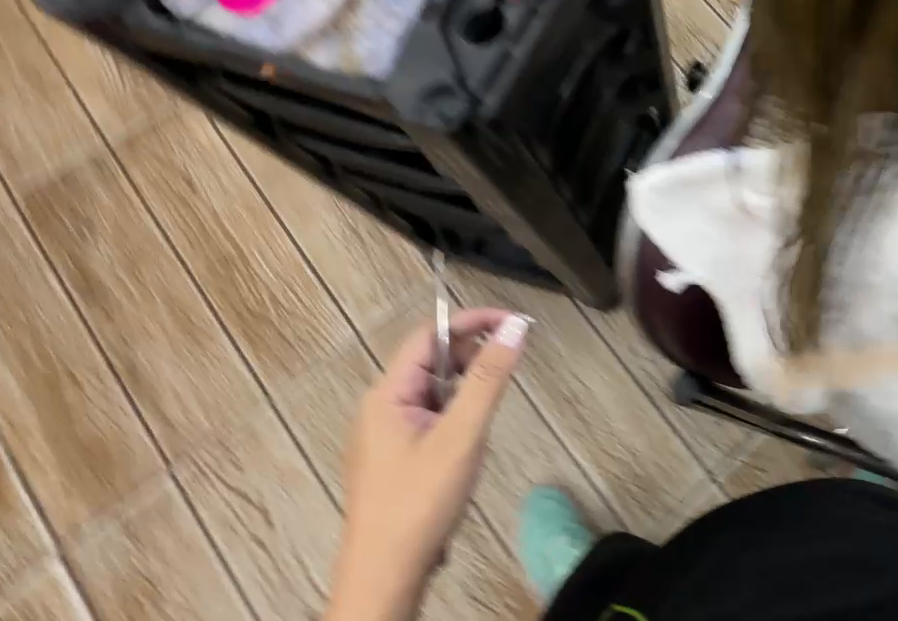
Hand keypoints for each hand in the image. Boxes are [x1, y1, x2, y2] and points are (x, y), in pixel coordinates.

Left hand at [327, 309, 529, 620]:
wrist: (384, 577)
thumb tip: (515, 327)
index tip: (516, 321)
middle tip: (511, 360)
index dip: (472, 320)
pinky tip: (473, 433)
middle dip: (472, 351)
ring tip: (494, 401)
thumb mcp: (461, 435)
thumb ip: (488, 378)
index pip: (429, 335)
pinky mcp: (396, 455)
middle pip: (430, 358)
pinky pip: (431, 412)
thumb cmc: (420, 502)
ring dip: (467, 382)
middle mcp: (381, 407)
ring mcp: (386, 433)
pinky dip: (457, 408)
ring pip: (433, 387)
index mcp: (387, 395)